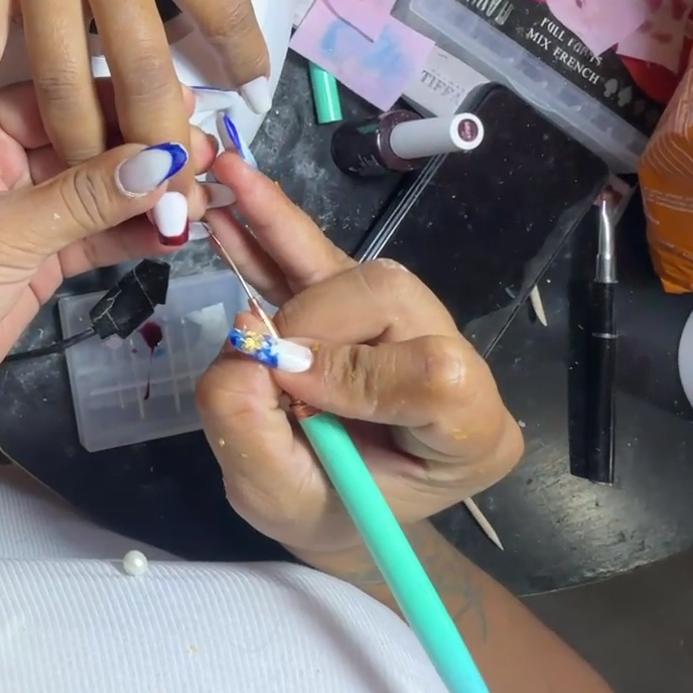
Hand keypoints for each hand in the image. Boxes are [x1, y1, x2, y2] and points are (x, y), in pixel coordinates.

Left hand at [0, 82, 221, 420]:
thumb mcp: (1, 233)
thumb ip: (83, 199)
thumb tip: (162, 161)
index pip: (59, 97)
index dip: (120, 102)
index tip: (181, 108)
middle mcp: (4, 161)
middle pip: (86, 144)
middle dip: (143, 153)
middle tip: (205, 156)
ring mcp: (25, 210)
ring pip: (97, 192)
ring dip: (146, 197)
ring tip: (204, 197)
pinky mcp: (40, 255)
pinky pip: (94, 235)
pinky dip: (131, 235)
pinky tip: (176, 234)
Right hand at [195, 153, 523, 557]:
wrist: (329, 505)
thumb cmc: (314, 512)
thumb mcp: (274, 496)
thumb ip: (250, 425)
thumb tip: (246, 335)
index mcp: (466, 434)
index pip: (439, 373)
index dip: (356, 369)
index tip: (289, 387)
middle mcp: (449, 364)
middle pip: (391, 295)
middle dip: (311, 311)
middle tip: (258, 351)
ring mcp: (405, 325)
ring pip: (349, 262)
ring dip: (280, 226)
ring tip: (226, 180)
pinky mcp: (357, 304)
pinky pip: (313, 259)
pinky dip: (267, 233)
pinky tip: (230, 204)